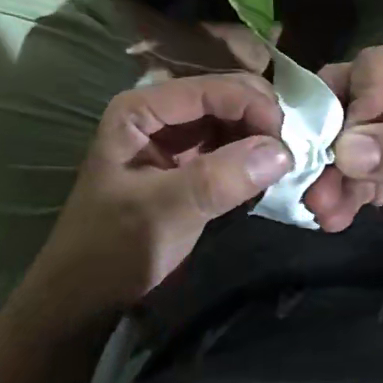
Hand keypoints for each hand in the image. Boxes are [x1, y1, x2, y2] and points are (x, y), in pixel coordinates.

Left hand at [32, 73, 292, 310]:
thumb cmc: (113, 247)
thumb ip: (220, 178)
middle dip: (263, 118)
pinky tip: (275, 174)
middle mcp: (159, 113)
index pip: (210, 88)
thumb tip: (283, 151)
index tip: (292, 140)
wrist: (84, 294)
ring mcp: (174, 138)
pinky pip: (230, 148)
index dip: (254, 105)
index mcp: (141, 109)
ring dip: (263, 138)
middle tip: (299, 151)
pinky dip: (254, 158)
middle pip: (225, 98)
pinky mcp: (188, 164)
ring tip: (294, 163)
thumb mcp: (165, 211)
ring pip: (232, 121)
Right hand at [302, 46, 382, 315]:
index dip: (357, 94)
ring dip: (327, 172)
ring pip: (342, 143)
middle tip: (311, 165)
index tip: (344, 137)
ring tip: (322, 206)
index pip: (380, 66)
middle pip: (349, 98)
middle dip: (328, 132)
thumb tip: (342, 148)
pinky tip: (332, 219)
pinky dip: (337, 196)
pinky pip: (349, 180)